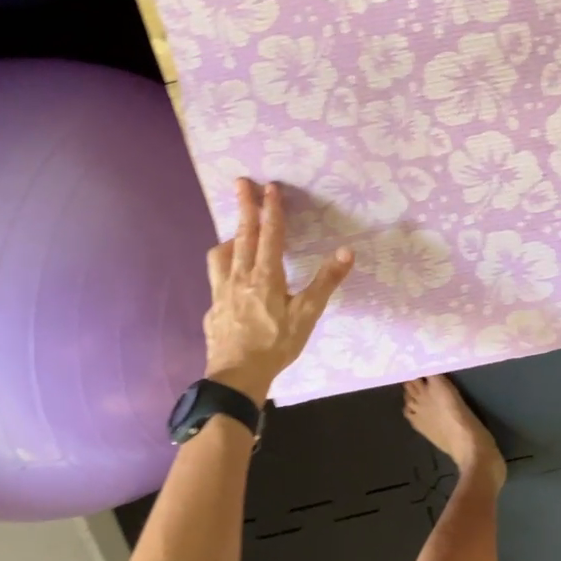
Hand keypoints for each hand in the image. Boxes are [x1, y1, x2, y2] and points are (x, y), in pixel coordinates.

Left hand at [203, 179, 353, 404]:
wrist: (236, 377)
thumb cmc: (276, 345)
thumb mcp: (307, 314)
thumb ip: (325, 281)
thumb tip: (347, 250)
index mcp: (266, 276)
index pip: (269, 235)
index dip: (271, 209)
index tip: (270, 187)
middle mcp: (240, 277)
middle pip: (242, 235)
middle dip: (244, 207)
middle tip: (242, 183)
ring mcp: (222, 293)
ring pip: (221, 255)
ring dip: (230, 239)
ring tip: (235, 234)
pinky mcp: (213, 309)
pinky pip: (217, 280)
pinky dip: (224, 270)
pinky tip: (230, 281)